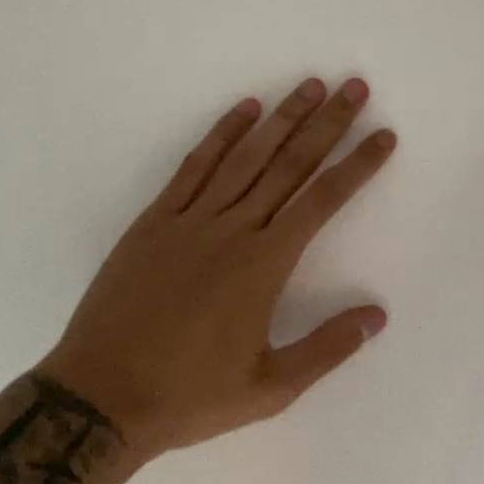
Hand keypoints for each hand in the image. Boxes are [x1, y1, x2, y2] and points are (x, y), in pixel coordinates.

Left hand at [36, 77, 395, 464]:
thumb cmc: (189, 396)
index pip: (322, 200)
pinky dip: (222, 133)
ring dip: (282, 117)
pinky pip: (194, 165)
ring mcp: (191, 218)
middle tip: (354, 86)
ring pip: (247, 156)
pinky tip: (245, 110)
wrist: (100, 398)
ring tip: (310, 85)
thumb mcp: (269, 390)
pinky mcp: (156, 219)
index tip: (384, 136)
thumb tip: (377, 315)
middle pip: (290, 164)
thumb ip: (326, 348)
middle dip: (328, 123)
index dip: (357, 165)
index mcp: (264, 265)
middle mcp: (234, 228)